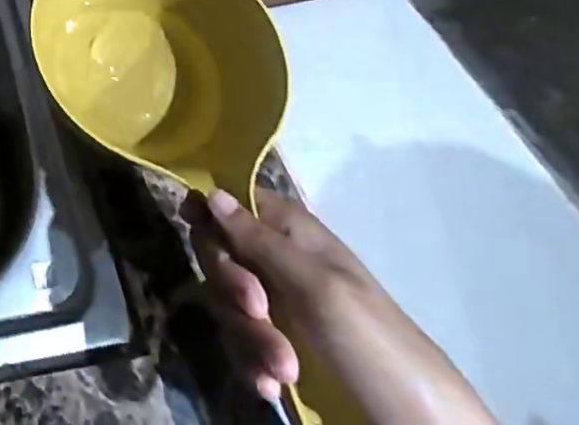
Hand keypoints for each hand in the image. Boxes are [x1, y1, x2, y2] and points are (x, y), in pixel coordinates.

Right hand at [185, 188, 495, 424]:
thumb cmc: (376, 346)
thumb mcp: (318, 287)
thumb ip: (259, 240)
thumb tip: (213, 192)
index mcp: (293, 233)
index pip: (232, 201)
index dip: (209, 214)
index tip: (201, 235)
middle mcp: (279, 263)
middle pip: (218, 252)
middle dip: (232, 286)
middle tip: (259, 311)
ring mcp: (278, 309)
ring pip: (225, 303)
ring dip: (247, 336)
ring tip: (283, 370)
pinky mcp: (275, 350)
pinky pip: (237, 344)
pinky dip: (249, 364)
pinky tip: (271, 386)